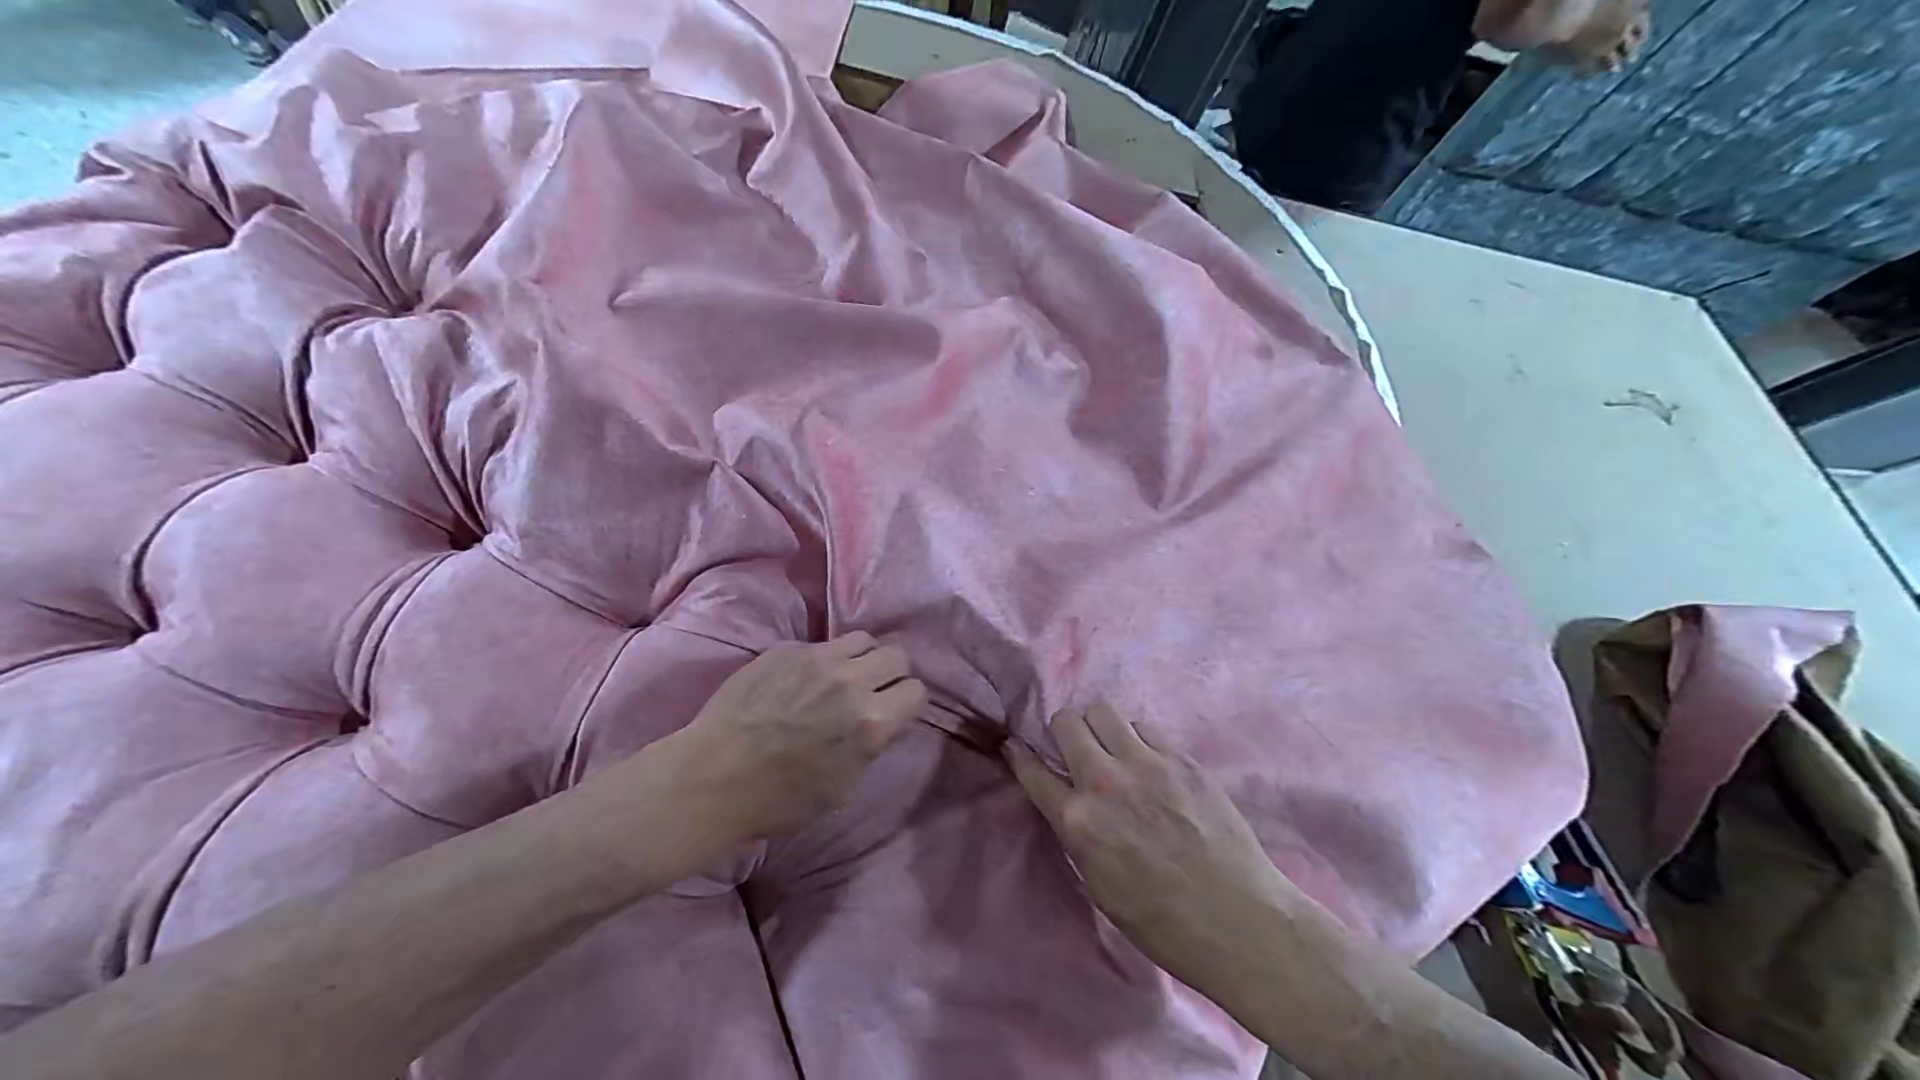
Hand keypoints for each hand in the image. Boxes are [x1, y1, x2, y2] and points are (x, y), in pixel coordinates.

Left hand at [672, 632, 926, 838]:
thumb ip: (874, 744)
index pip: (917, 691)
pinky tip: (804, 680)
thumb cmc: (781, 799)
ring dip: (862, 658)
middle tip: (874, 691)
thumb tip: (884, 719)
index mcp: (873, 722)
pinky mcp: (788, 649)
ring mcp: (818, 659)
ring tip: (844, 677)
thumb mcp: (845, 786)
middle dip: (892, 675)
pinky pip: (823, 644)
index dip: (908, 703)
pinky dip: (825, 659)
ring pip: (864, 639)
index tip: (895, 712)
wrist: (714, 778)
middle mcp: (852, 682)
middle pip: (897, 656)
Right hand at [1006, 702, 1302, 999]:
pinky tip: (1150, 763)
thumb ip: (1077, 833)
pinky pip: (1145, 726)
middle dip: (1063, 732)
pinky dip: (1138, 739)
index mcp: (1079, 821)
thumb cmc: (1162, 922)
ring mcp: (1147, 764)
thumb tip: (1069, 802)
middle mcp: (1105, 782)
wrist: (1239, 922)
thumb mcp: (1098, 884)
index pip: (1032, 770)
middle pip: (1067, 721)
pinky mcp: (1182, 759)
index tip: (1015, 746)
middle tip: (1075, 749)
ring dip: (1100, 727)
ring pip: (1103, 710)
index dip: (1019, 755)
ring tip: (1113, 749)